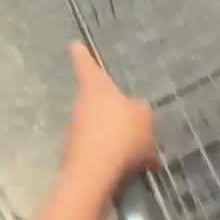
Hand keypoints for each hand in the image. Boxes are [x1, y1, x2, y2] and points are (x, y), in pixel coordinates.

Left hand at [60, 43, 155, 188]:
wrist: (93, 175)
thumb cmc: (120, 136)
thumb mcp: (144, 118)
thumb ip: (141, 111)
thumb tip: (136, 112)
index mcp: (96, 89)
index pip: (86, 65)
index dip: (82, 54)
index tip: (74, 44)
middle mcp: (81, 106)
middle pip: (98, 102)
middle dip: (115, 110)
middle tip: (136, 120)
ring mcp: (75, 132)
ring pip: (102, 129)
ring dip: (119, 138)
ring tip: (144, 153)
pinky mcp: (76, 156)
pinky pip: (102, 152)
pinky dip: (116, 158)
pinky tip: (134, 170)